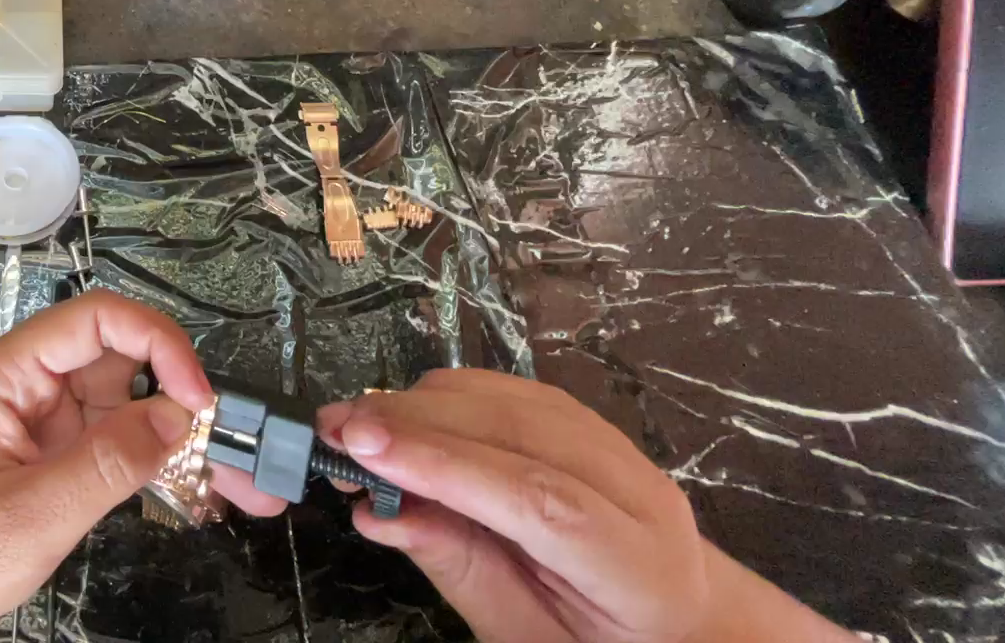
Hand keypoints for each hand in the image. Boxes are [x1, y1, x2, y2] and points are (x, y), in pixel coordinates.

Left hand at [0, 291, 281, 642]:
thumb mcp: (26, 516)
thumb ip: (104, 465)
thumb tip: (178, 417)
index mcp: (11, 371)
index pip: (94, 320)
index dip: (155, 340)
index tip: (196, 396)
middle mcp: (34, 381)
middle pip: (121, 359)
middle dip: (183, 393)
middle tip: (236, 446)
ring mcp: (48, 416)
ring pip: (129, 403)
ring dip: (183, 437)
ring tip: (241, 484)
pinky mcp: (57, 450)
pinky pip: (118, 441)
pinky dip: (158, 463)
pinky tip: (200, 492)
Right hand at [318, 369, 853, 642]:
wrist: (671, 619)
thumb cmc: (588, 641)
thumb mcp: (521, 634)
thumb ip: (455, 565)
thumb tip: (374, 511)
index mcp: (641, 568)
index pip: (540, 502)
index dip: (443, 466)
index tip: (361, 448)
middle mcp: (636, 488)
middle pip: (514, 430)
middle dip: (412, 422)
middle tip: (333, 428)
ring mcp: (608, 440)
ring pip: (500, 396)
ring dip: (415, 402)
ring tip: (352, 426)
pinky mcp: (574, 414)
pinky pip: (496, 387)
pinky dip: (435, 395)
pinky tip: (398, 420)